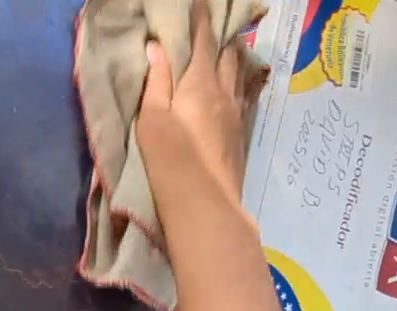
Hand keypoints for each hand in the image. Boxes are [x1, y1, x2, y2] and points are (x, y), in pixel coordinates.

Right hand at [138, 2, 268, 212]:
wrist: (205, 205)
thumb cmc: (170, 162)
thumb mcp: (152, 121)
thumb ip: (156, 83)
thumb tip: (157, 47)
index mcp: (201, 81)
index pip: (204, 37)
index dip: (200, 16)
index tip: (198, 3)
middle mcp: (225, 90)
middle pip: (230, 50)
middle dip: (221, 34)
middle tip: (213, 27)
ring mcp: (237, 113)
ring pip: (241, 72)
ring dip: (234, 57)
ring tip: (227, 52)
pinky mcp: (241, 135)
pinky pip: (245, 97)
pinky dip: (240, 83)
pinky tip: (237, 88)